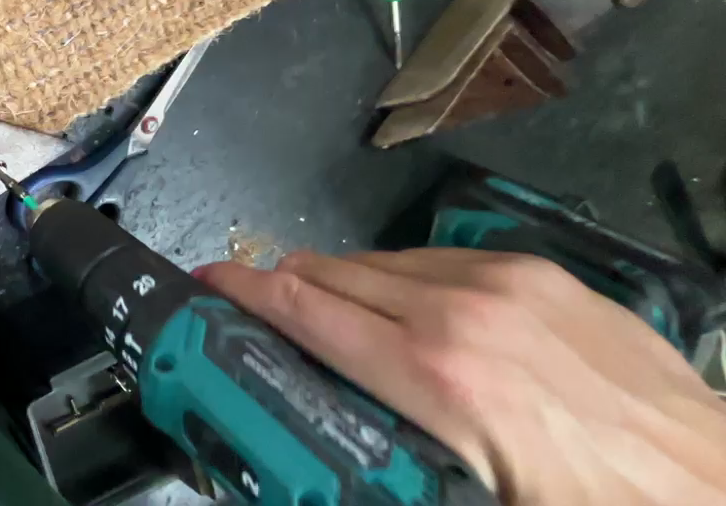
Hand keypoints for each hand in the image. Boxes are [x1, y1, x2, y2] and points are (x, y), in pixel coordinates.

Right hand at [199, 249, 725, 504]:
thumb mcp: (478, 504)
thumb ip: (387, 464)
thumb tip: (310, 462)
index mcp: (438, 377)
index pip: (301, 307)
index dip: (241, 289)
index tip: (206, 282)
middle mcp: (456, 311)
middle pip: (324, 272)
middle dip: (281, 287)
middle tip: (263, 314)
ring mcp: (499, 282)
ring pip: (369, 260)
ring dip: (340, 286)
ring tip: (342, 321)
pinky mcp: (532, 270)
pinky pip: (426, 258)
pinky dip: (398, 282)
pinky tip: (413, 314)